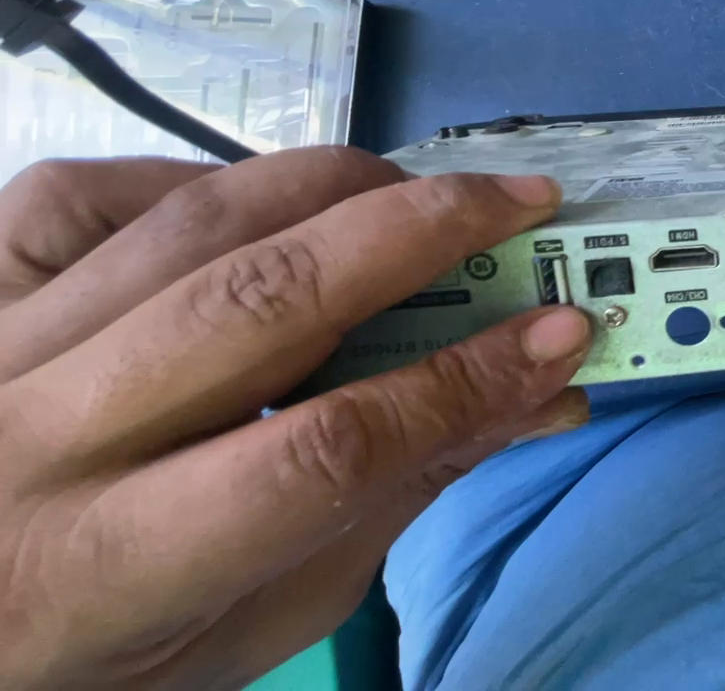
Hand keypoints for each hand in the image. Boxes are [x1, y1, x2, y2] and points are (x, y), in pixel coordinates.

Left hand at [0, 149, 592, 689]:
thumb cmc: (125, 647)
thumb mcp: (280, 604)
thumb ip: (414, 484)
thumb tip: (550, 388)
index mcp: (108, 567)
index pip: (330, 446)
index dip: (469, 378)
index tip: (569, 329)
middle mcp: (26, 447)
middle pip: (269, 298)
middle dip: (430, 231)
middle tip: (530, 202)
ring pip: (199, 221)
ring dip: (346, 188)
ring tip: (426, 195)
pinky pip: (82, 194)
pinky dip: (200, 181)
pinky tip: (261, 214)